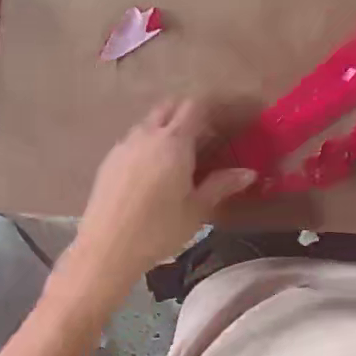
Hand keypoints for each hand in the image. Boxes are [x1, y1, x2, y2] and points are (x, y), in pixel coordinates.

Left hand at [62, 99, 254, 295]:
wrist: (106, 248)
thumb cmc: (158, 230)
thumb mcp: (195, 210)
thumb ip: (221, 186)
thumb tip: (248, 173)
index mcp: (174, 142)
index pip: (195, 107)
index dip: (211, 112)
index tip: (221, 128)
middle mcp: (147, 135)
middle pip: (168, 107)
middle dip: (186, 114)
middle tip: (201, 139)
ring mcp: (123, 146)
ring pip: (147, 123)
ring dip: (163, 128)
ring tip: (175, 157)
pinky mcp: (107, 161)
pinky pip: (131, 140)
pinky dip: (145, 145)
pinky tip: (149, 172)